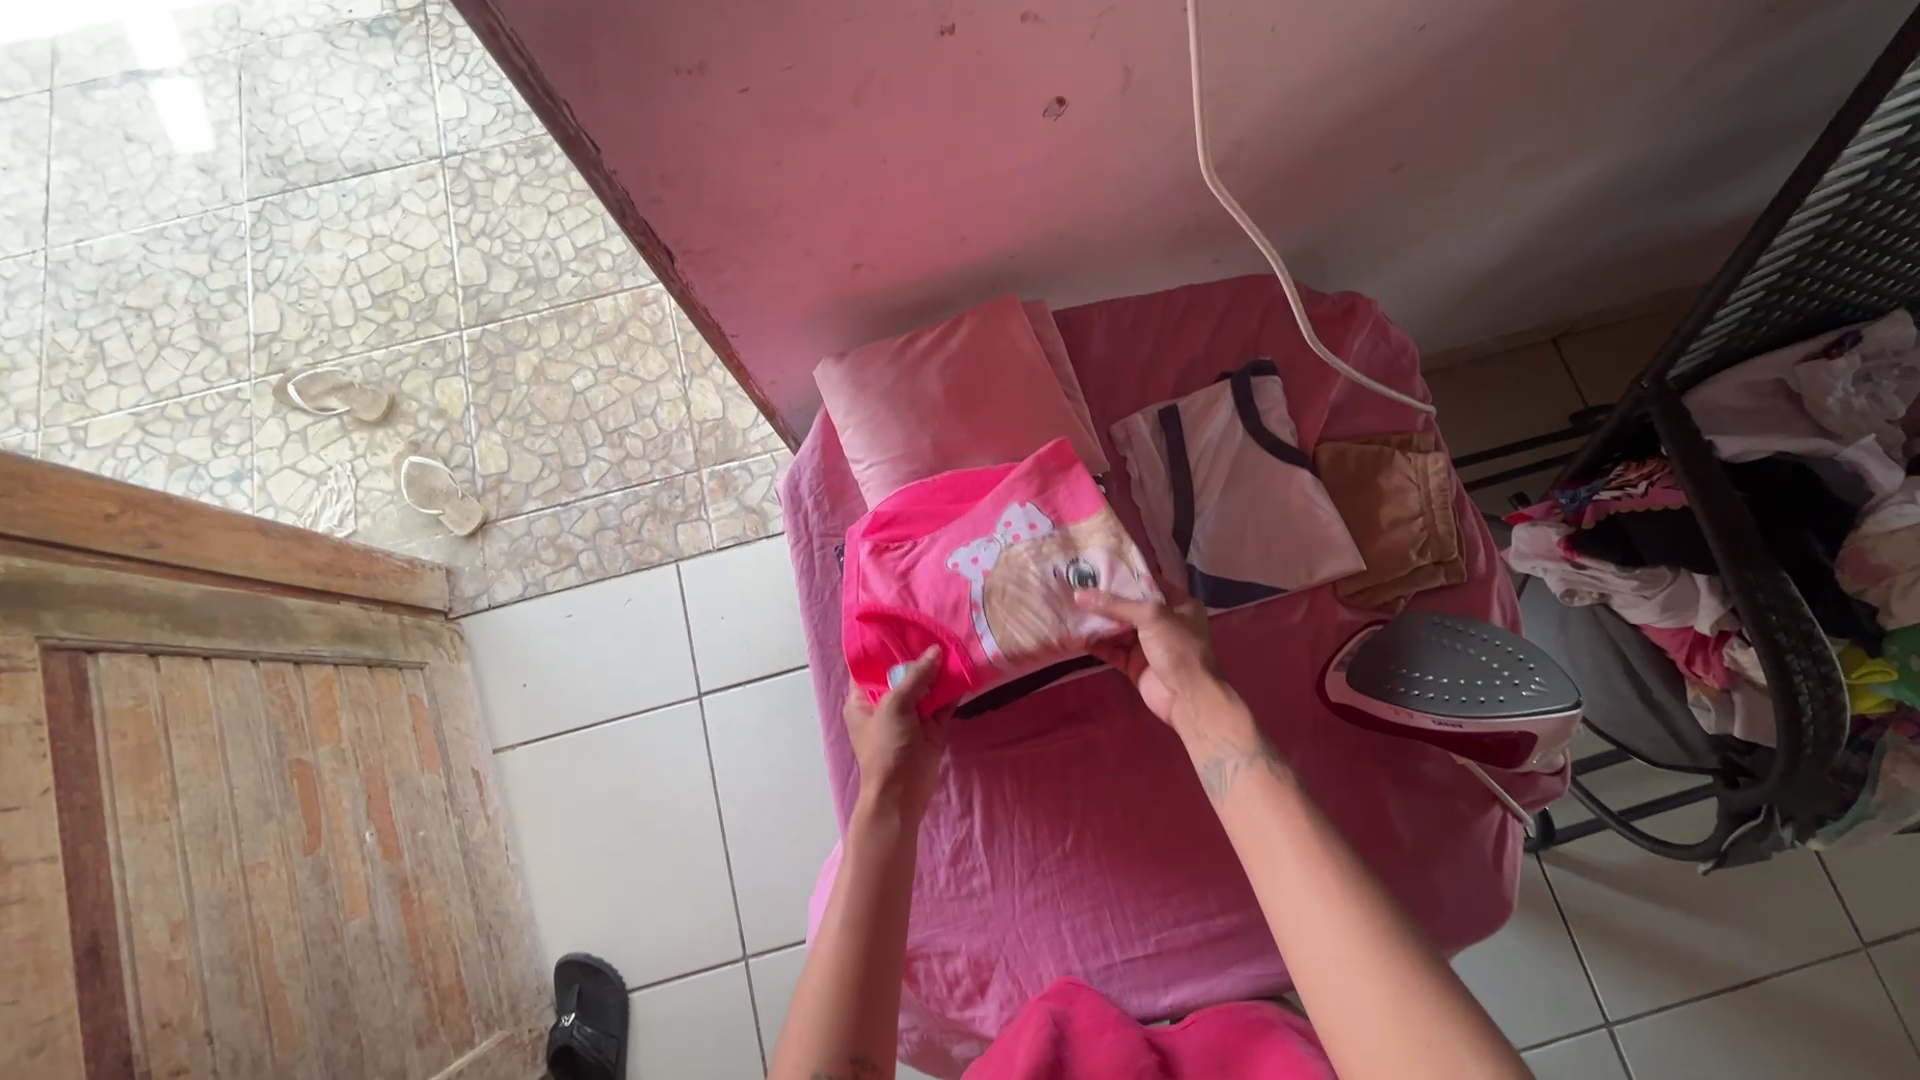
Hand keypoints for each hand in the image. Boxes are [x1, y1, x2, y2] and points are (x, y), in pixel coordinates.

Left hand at [844, 646, 949, 821]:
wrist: (902, 793)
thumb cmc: (886, 747)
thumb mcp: (894, 706)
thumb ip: (915, 677)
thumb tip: (935, 651)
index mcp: (862, 700)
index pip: (871, 667)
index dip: (886, 649)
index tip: (904, 626)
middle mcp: (885, 705)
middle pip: (902, 674)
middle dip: (918, 657)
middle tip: (936, 630)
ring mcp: (909, 717)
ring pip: (925, 687)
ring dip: (939, 672)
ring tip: (955, 645)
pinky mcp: (931, 727)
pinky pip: (942, 703)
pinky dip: (952, 690)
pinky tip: (965, 671)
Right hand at [1078, 587, 1236, 736]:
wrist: (1187, 696)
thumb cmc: (1178, 648)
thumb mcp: (1151, 616)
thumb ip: (1117, 605)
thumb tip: (1080, 595)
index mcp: (1178, 605)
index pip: (1149, 584)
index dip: (1125, 576)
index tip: (1098, 568)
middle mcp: (1164, 622)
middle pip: (1130, 607)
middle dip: (1105, 600)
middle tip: (1078, 587)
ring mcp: (1148, 645)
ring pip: (1118, 629)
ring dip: (1098, 622)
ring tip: (1072, 609)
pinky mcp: (1135, 665)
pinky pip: (1112, 650)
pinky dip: (1097, 644)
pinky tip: (1077, 635)